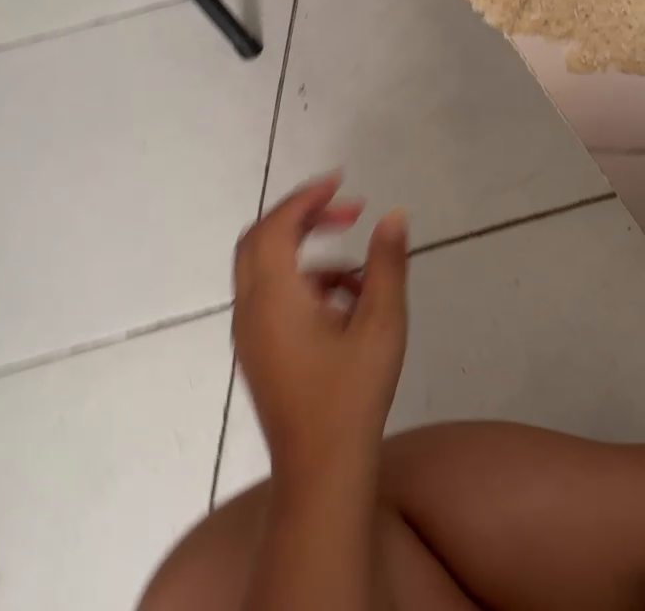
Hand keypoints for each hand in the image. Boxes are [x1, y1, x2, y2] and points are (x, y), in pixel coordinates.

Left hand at [233, 173, 409, 483]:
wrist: (322, 463)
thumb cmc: (354, 390)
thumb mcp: (382, 322)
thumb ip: (387, 264)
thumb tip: (393, 215)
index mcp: (275, 299)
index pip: (276, 229)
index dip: (306, 198)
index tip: (342, 181)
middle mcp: (251, 311)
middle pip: (259, 243)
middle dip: (303, 218)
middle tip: (351, 211)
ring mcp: (251, 334)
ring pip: (267, 271)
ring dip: (309, 252)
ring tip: (362, 267)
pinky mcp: (260, 351)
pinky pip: (274, 297)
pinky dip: (307, 282)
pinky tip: (350, 303)